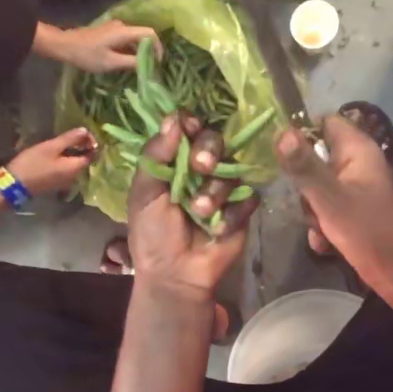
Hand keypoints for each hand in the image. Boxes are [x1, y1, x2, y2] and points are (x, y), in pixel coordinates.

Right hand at [6, 127, 97, 195]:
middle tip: (72, 134)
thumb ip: (70, 139)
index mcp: (75, 168)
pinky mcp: (54, 184)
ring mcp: (64, 183)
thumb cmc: (33, 163)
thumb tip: (86, 131)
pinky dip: (64, 160)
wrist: (14, 185)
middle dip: (81, 146)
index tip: (83, 132)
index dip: (90, 142)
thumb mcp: (51, 147)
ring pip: (73, 165)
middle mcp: (73, 178)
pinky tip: (55, 153)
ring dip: (71, 153)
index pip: (91, 154)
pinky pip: (64, 170)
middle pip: (83, 160)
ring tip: (63, 141)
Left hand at [42, 21, 158, 74]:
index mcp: (124, 31)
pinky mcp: (108, 33)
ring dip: (138, 53)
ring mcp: (114, 28)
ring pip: (134, 39)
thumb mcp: (111, 62)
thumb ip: (131, 62)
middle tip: (150, 69)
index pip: (150, 34)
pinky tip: (125, 63)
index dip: (158, 47)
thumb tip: (148, 65)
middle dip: (149, 52)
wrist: (65, 46)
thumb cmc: (87, 55)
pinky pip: (125, 41)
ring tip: (138, 69)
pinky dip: (129, 51)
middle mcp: (122, 26)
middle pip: (143, 36)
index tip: (158, 62)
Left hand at [128, 115, 257, 297]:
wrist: (174, 274)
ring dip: (215, 191)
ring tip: (199, 212)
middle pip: (215, 140)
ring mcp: (223, 188)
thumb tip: (174, 118)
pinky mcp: (243, 209)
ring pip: (231, 170)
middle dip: (209, 149)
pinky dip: (232, 213)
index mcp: (174, 161)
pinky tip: (218, 229)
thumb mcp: (144, 194)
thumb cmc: (153, 234)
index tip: (189, 127)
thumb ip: (156, 156)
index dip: (190, 124)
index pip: (187, 129)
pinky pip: (248, 198)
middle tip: (201, 166)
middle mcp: (201, 170)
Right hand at [277, 117, 392, 282]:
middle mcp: (356, 164)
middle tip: (305, 201)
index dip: (300, 132)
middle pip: (314, 158)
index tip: (279, 153)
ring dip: (310, 209)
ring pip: (315, 187)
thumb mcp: (329, 197)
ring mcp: (354, 189)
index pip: (324, 121)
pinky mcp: (352, 211)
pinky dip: (321, 225)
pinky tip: (325, 242)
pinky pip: (324, 209)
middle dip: (302, 182)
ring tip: (319, 225)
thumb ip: (304, 166)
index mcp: (358, 151)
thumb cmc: (368, 231)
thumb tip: (281, 133)